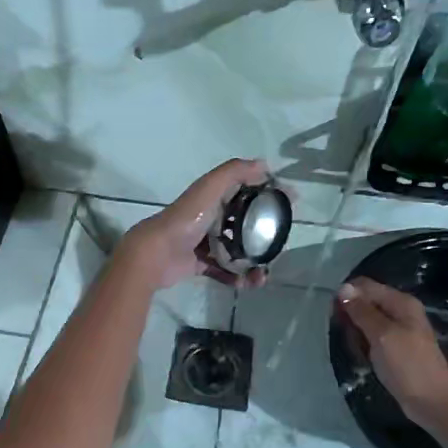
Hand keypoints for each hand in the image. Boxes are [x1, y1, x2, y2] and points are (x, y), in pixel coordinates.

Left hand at [120, 158, 272, 289]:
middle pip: (243, 223)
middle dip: (263, 234)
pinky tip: (247, 283)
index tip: (291, 204)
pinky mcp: (198, 264)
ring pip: (235, 250)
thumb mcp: (210, 189)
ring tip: (263, 274)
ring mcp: (203, 242)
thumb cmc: (186, 219)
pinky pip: (223, 270)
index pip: (246, 192)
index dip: (268, 195)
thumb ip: (234, 173)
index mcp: (212, 198)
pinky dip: (235, 277)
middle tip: (279, 245)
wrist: (156, 253)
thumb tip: (264, 164)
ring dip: (252, 261)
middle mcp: (209, 217)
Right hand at [336, 277, 447, 431]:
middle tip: (344, 334)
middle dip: (349, 315)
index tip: (334, 313)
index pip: (365, 285)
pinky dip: (361, 343)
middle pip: (365, 302)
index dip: (347, 295)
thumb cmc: (408, 365)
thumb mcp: (382, 335)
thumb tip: (343, 288)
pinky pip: (370, 337)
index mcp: (401, 302)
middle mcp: (400, 311)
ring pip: (365, 320)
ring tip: (352, 347)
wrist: (432, 402)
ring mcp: (397, 330)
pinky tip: (358, 354)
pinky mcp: (393, 347)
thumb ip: (362, 311)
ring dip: (354, 331)